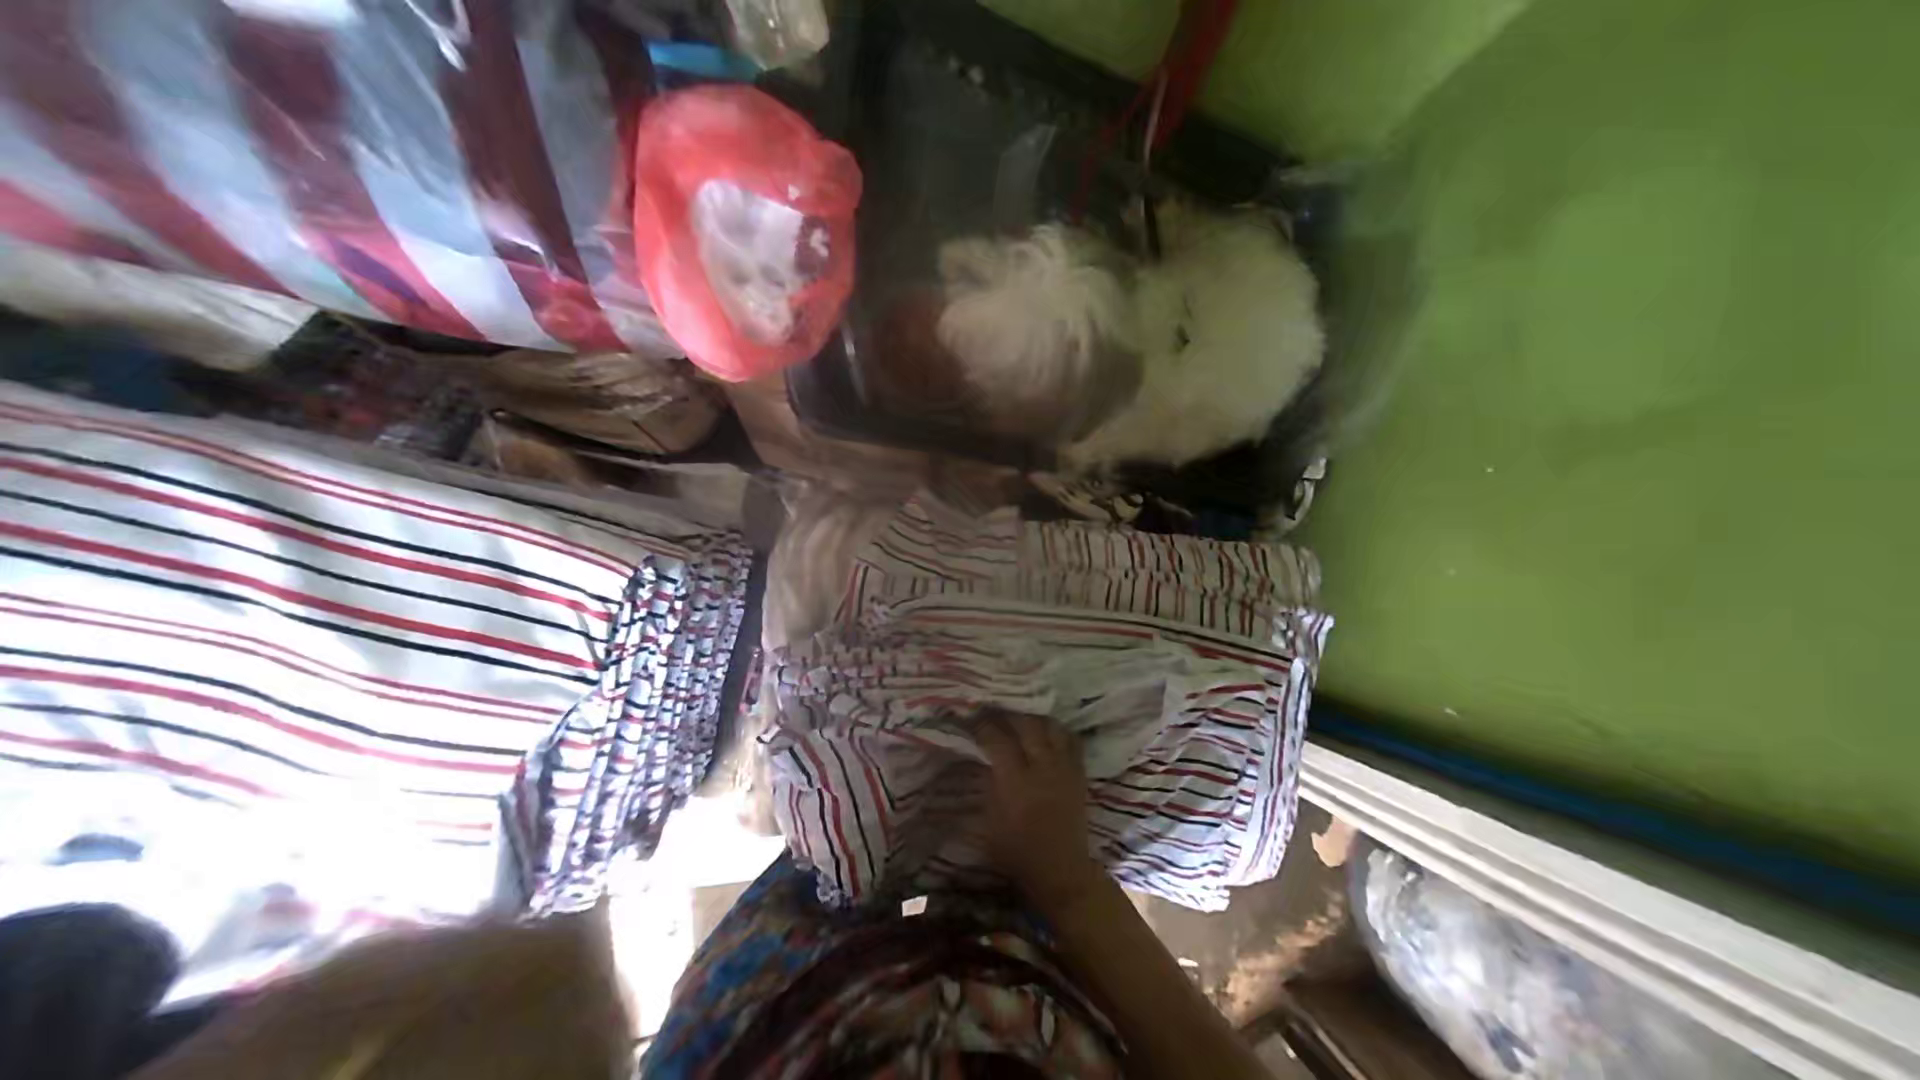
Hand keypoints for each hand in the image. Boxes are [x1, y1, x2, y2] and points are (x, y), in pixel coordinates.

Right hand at [975, 710, 1103, 909]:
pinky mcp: (1079, 773)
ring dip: (1033, 717)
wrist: (1060, 870)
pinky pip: (1072, 741)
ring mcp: (1063, 768)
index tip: (970, 717)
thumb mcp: (988, 821)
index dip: (981, 725)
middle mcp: (1041, 767)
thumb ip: (986, 786)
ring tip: (1020, 715)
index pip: (996, 739)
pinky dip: (1058, 730)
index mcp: (1015, 780)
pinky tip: (1047, 729)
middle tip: (993, 709)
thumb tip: (980, 759)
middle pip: (1026, 724)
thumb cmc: (1016, 852)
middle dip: (1007, 713)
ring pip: (1051, 726)